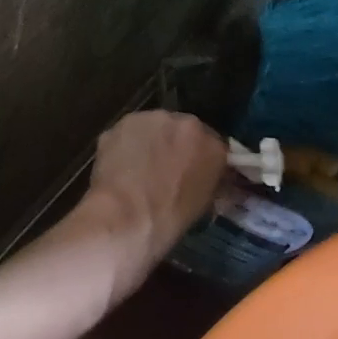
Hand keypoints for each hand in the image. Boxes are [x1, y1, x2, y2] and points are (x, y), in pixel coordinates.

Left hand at [86, 110, 226, 252]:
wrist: (124, 214)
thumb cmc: (168, 220)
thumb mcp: (203, 208)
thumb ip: (209, 184)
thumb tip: (210, 182)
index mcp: (211, 145)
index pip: (214, 147)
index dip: (203, 160)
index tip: (196, 174)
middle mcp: (184, 123)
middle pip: (184, 131)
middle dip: (178, 147)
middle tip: (167, 171)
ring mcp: (151, 117)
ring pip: (156, 127)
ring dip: (153, 142)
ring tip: (141, 168)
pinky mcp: (124, 121)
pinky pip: (132, 132)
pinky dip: (130, 145)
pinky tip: (123, 166)